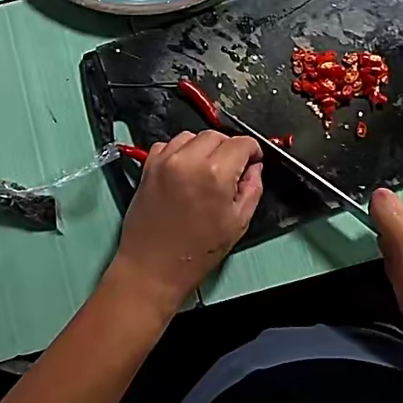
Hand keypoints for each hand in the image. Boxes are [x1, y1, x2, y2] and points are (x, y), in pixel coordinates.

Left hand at [104, 131, 263, 314]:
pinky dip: (180, 152)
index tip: (253, 160)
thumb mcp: (238, 223)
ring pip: (191, 136)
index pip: (241, 143)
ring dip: (203, 148)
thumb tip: (254, 169)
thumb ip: (252, 189)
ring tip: (207, 171)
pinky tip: (185, 172)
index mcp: (214, 173)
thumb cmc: (195, 252)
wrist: (153, 266)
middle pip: (216, 136)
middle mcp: (187, 160)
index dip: (252, 151)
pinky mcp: (148, 167)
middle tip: (232, 169)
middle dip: (229, 148)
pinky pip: (168, 145)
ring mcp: (164, 161)